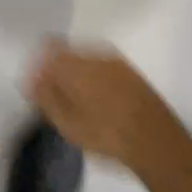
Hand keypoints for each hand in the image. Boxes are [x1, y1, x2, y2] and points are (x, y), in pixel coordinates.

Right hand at [30, 41, 191, 178]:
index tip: (38, 88)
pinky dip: (95, 80)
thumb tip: (33, 78)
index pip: (49, 47)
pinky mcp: (132, 73)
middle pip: (68, 52)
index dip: (39, 65)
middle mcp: (98, 55)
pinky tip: (99, 103)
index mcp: (78, 64)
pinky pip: (104, 67)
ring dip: (77, 75)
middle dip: (58, 70)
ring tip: (78, 106)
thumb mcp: (69, 124)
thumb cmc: (108, 136)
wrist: (157, 144)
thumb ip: (47, 97)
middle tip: (56, 101)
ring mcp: (118, 63)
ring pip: (87, 59)